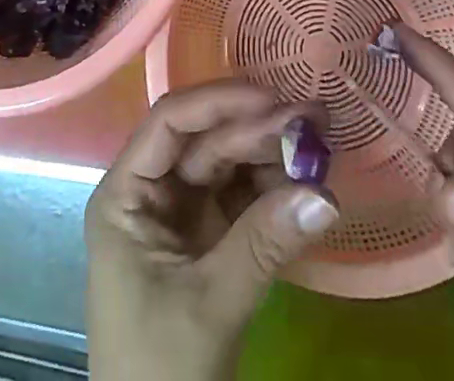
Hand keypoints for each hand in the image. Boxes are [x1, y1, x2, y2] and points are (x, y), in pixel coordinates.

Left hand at [85, 81, 337, 380]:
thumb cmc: (157, 367)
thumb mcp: (209, 303)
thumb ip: (264, 243)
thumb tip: (327, 195)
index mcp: (127, 195)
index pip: (170, 124)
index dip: (219, 102)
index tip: (274, 99)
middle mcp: (153, 193)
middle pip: (207, 141)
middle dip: (259, 128)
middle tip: (318, 120)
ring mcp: (183, 214)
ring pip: (230, 165)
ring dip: (273, 155)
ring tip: (321, 148)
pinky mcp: (211, 238)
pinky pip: (245, 197)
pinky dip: (276, 189)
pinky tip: (307, 183)